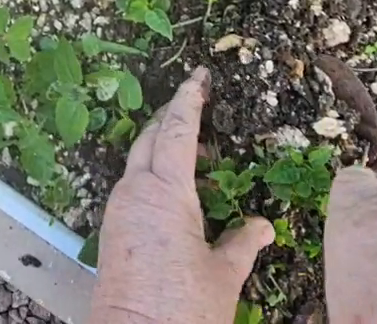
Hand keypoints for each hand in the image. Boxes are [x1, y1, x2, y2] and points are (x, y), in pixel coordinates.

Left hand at [88, 67, 273, 323]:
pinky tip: (176, 194)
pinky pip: (132, 183)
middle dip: (174, 116)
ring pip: (139, 158)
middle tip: (201, 108)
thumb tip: (264, 227)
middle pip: (152, 134)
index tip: (199, 76)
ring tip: (200, 160)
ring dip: (163, 147)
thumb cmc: (182, 311)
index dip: (190, 98)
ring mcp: (119, 206)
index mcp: (165, 190)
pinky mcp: (112, 226)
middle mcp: (136, 188)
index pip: (177, 128)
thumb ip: (242, 243)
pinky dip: (153, 173)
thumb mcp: (222, 276)